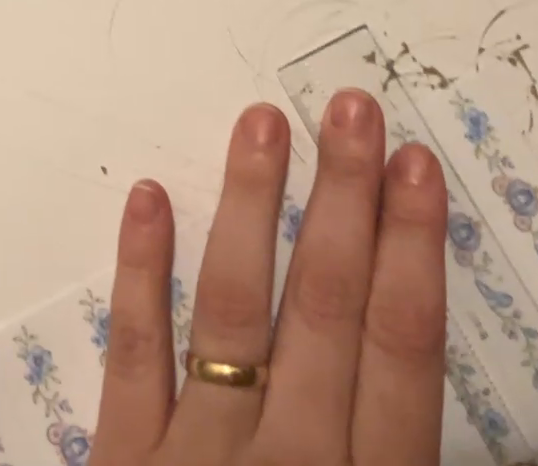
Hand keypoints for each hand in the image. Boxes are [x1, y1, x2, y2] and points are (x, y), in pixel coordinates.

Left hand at [90, 91, 448, 465]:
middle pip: (323, 306)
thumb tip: (402, 340)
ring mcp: (195, 451)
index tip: (413, 163)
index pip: (400, 348)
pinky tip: (149, 196)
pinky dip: (140, 272)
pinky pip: (134, 351)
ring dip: (249, 206)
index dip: (410, 247)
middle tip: (350, 108)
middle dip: (342, 198)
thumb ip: (394, 447)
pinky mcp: (124, 454)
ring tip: (261, 123)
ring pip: (231, 307)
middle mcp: (290, 458)